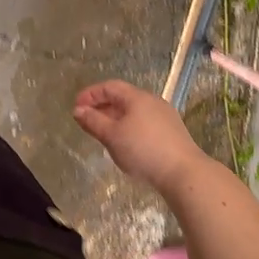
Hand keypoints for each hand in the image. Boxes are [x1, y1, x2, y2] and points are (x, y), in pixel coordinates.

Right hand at [72, 80, 207, 189]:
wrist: (182, 172)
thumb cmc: (143, 150)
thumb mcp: (112, 136)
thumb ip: (93, 121)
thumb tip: (78, 110)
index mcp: (138, 97)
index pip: (111, 86)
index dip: (91, 94)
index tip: (76, 107)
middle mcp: (153, 102)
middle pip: (123, 98)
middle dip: (102, 107)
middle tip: (87, 121)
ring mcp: (165, 116)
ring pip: (134, 112)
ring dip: (115, 119)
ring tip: (103, 134)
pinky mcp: (171, 132)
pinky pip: (144, 123)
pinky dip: (129, 128)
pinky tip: (125, 145)